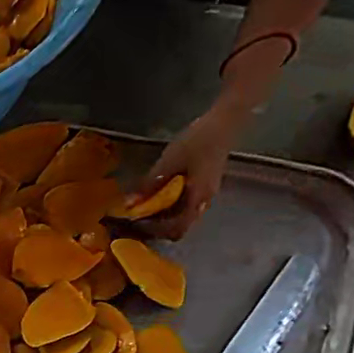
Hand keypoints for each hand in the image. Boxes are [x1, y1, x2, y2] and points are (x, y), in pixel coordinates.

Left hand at [139, 101, 249, 240]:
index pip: (178, 229)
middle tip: (136, 216)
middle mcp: (204, 200)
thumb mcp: (168, 163)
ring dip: (162, 215)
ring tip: (142, 206)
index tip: (138, 224)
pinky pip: (184, 204)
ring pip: (182, 215)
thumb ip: (149, 185)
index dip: (157, 231)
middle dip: (156, 225)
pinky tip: (156, 195)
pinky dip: (168, 205)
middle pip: (179, 225)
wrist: (224, 121)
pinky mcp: (204, 184)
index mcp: (198, 197)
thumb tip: (128, 204)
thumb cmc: (198, 141)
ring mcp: (206, 192)